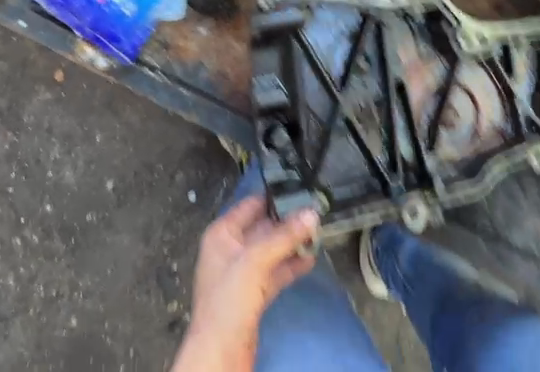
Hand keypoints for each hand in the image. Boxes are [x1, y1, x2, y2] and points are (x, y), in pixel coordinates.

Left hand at [172, 197, 319, 371]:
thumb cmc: (229, 299)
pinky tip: (310, 259)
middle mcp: (231, 249)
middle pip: (263, 227)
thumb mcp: (255, 262)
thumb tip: (312, 213)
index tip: (301, 187)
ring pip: (271, 251)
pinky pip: (275, 273)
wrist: (220, 353)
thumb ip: (284, 236)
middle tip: (317, 210)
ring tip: (318, 233)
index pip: (250, 205)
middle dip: (287, 221)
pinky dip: (290, 266)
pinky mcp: (254, 295)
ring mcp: (242, 274)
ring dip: (291, 243)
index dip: (273, 196)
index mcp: (222, 234)